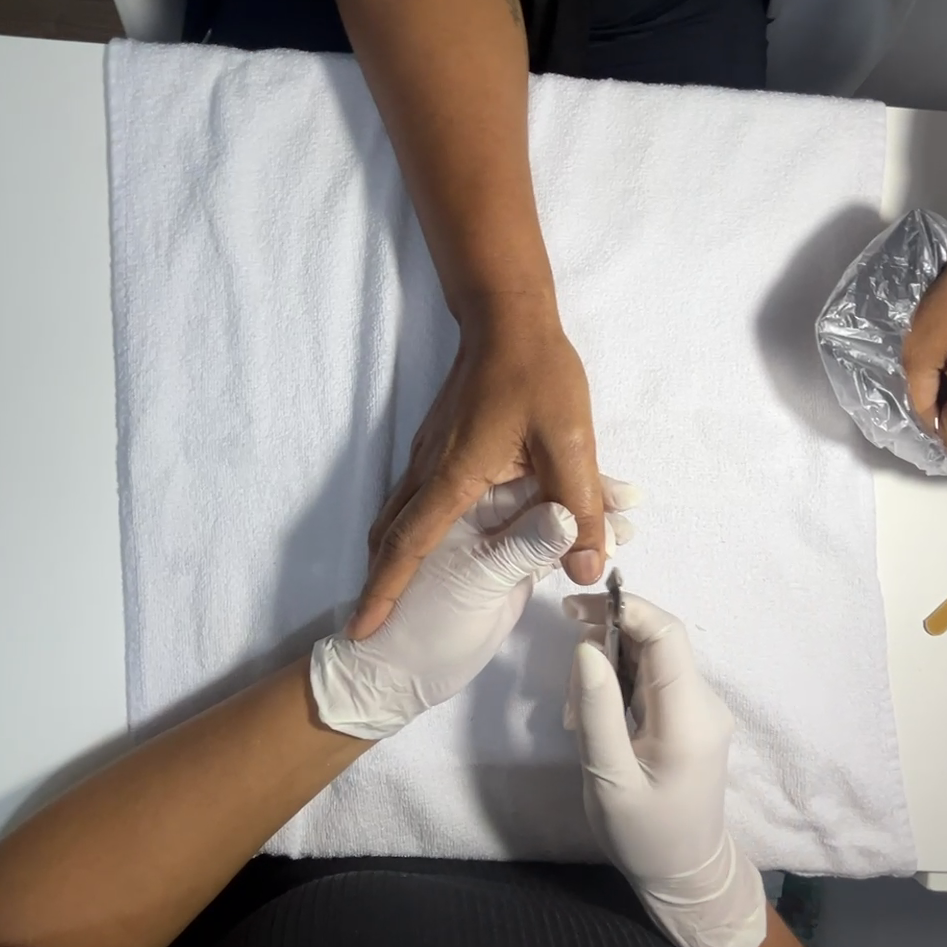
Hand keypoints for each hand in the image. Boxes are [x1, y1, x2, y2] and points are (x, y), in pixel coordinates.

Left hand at [313, 476, 637, 739]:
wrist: (404, 671)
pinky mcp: (506, 567)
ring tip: (630, 522)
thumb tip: (570, 512)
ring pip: (547, 523)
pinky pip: (545, 550)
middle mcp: (480, 512)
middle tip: (634, 501)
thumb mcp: (478, 579)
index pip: (527, 484)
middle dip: (587, 501)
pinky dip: (573, 549)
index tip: (617, 488)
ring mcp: (496, 540)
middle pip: (542, 497)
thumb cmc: (430, 622)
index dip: (573, 484)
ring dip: (586, 524)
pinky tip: (605, 545)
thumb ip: (522, 545)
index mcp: (463, 503)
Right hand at [353, 315, 603, 638]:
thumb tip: (585, 571)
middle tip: (371, 620)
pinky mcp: (434, 442)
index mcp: (454, 476)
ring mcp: (425, 452)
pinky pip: (410, 495)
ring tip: (394, 590)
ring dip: (391, 554)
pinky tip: (430, 536)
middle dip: (378, 581)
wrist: (506, 318)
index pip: (409, 545)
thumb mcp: (571, 442)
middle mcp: (427, 468)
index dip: (384, 591)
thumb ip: (579, 508)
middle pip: (389, 534)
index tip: (362, 628)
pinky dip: (407, 527)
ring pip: (396, 513)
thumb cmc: (538, 376)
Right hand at [565, 592, 766, 946]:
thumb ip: (598, 710)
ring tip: (576, 713)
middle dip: (603, 639)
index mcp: (689, 716)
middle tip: (566, 682)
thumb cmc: (645, 834)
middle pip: (653, 638)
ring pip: (645, 654)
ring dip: (604, 665)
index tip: (573, 609)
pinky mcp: (685, 713)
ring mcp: (697, 707)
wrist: (686, 876)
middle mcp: (702, 702)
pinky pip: (646, 675)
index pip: (666, 634)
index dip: (623, 607)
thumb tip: (586, 645)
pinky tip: (593, 715)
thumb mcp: (609, 779)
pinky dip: (614, 681)